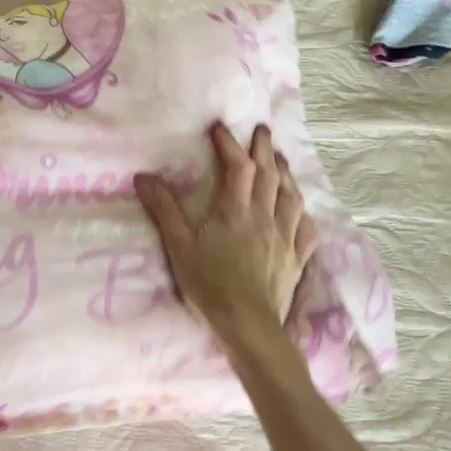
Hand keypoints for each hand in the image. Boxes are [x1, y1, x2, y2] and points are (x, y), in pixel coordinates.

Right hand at [134, 123, 318, 341]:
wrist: (247, 323)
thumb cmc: (208, 282)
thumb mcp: (178, 244)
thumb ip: (163, 209)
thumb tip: (144, 176)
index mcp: (236, 211)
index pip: (238, 168)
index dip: (230, 144)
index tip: (219, 127)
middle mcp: (265, 218)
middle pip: (270, 176)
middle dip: (265, 150)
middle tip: (262, 130)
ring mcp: (284, 238)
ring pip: (291, 197)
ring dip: (287, 174)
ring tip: (282, 160)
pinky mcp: (295, 259)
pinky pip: (306, 229)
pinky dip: (303, 213)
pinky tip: (301, 210)